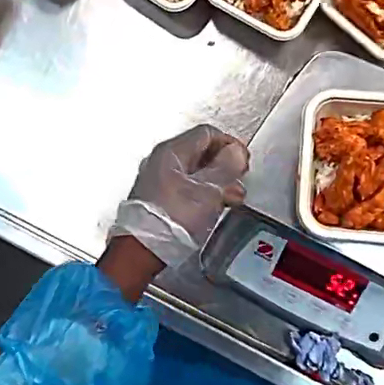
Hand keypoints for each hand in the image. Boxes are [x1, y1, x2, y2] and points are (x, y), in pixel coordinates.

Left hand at [110, 124, 249, 268]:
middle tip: (238, 180)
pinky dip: (202, 193)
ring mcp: (156, 180)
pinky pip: (185, 187)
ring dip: (216, 182)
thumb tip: (236, 152)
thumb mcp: (208, 190)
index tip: (242, 161)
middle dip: (224, 166)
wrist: (142, 251)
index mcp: (171, 152)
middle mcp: (160, 161)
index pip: (207, 133)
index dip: (229, 144)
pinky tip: (211, 207)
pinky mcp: (156, 198)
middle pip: (200, 152)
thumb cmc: (169, 220)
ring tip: (229, 198)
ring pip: (194, 171)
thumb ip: (226, 167)